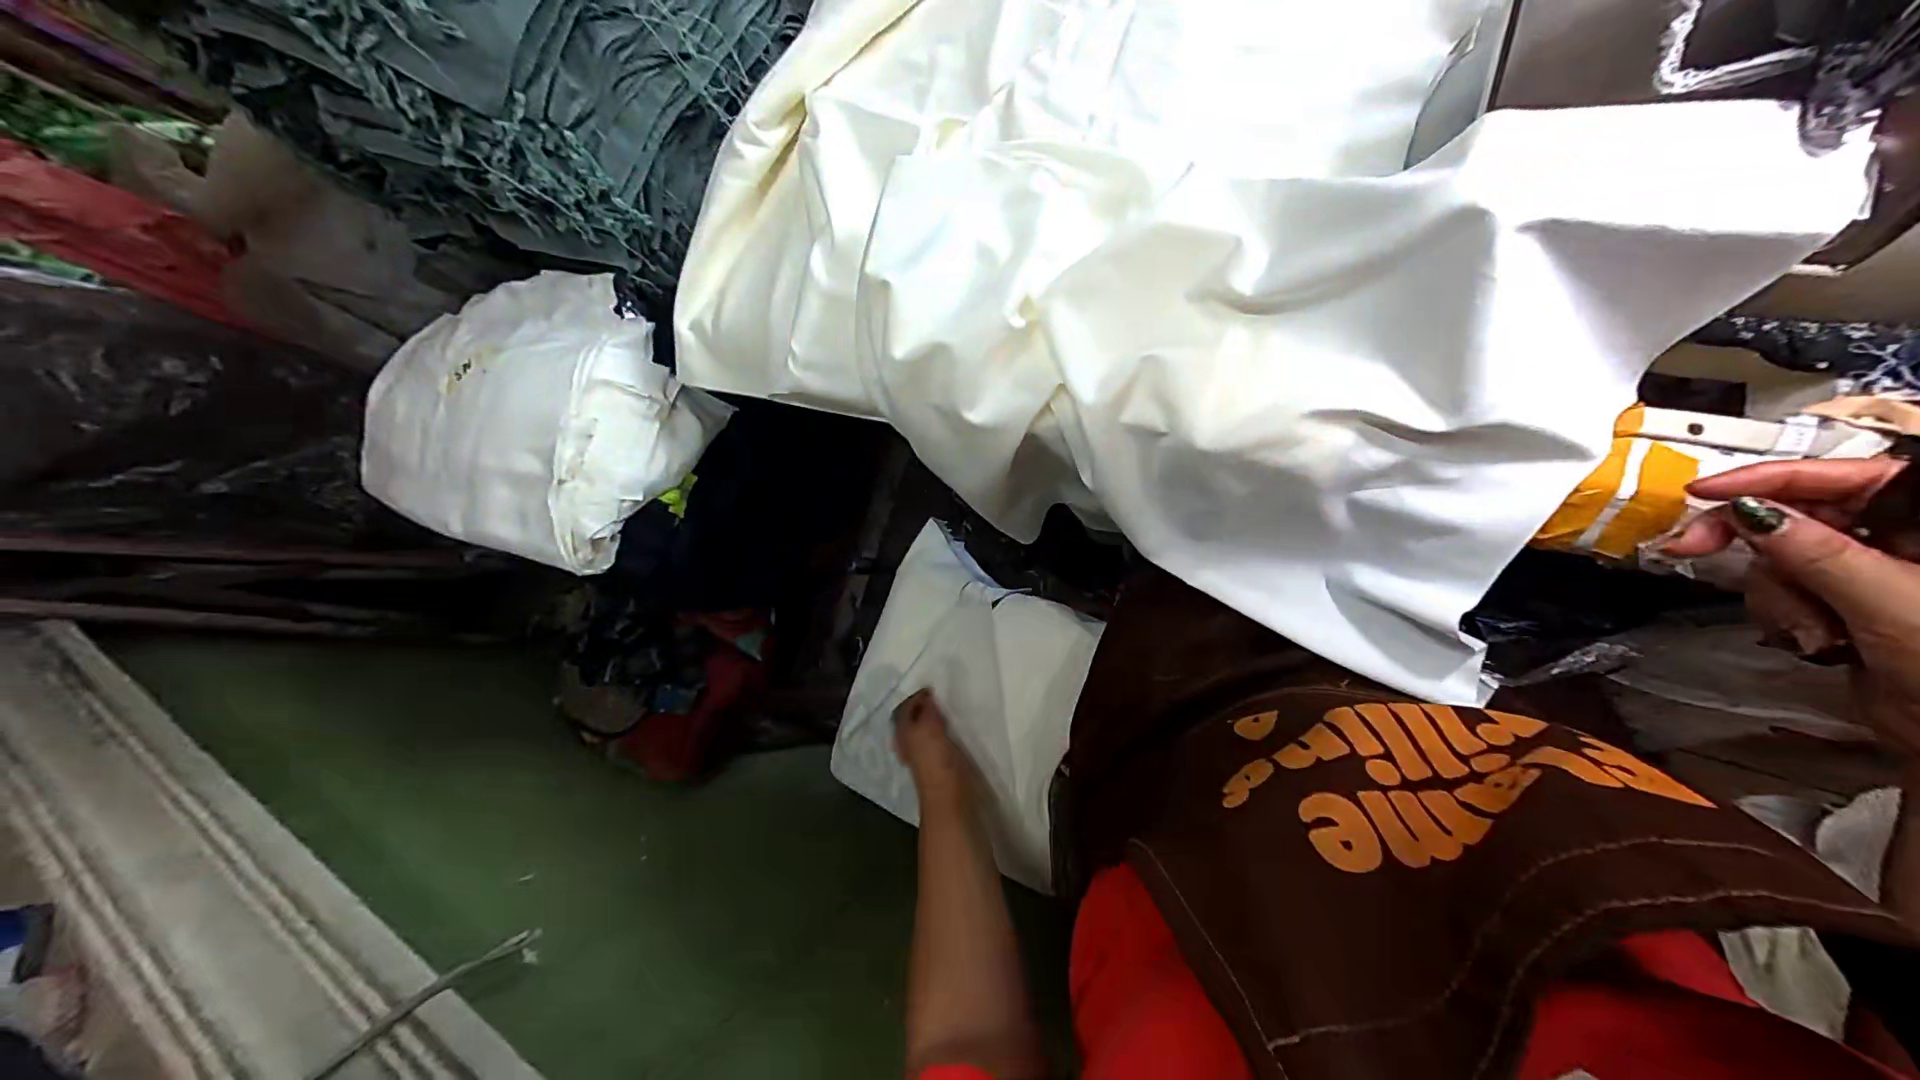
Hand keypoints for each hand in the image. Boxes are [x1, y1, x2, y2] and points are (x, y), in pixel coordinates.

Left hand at [894, 689, 978, 806]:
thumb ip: (927, 712)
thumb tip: (927, 696)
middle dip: (924, 707)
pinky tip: (953, 731)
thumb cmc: (938, 763)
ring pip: (923, 731)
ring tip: (949, 709)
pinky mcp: (937, 768)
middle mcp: (908, 744)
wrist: (950, 803)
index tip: (935, 686)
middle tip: (942, 695)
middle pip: (912, 720)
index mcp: (904, 733)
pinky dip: (941, 732)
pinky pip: (935, 743)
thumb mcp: (930, 730)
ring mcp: (922, 758)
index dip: (917, 697)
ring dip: (933, 720)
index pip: (905, 709)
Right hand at [1665, 458, 1919, 759]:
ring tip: (1811, 633)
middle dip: (1751, 540)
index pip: (1853, 475)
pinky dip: (1782, 613)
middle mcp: (1903, 541)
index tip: (1705, 491)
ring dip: (1778, 595)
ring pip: (1782, 558)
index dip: (1775, 478)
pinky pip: (1783, 589)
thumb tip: (1751, 512)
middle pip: (1802, 516)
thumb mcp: (1891, 606)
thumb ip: (1822, 555)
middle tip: (1689, 548)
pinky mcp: (1842, 602)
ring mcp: (1872, 573)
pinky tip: (1813, 640)